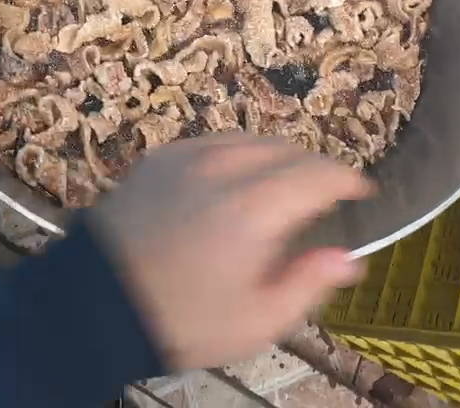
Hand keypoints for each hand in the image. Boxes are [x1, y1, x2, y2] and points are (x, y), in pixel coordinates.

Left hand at [90, 133, 372, 369]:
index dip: (346, 178)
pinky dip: (240, 154)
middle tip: (324, 195)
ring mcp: (190, 154)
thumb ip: (308, 283)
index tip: (361, 189)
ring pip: (253, 139)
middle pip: (288, 149)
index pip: (317, 173)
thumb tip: (349, 257)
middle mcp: (226, 166)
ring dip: (278, 156)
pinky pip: (217, 141)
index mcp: (254, 207)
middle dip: (314, 167)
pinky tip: (237, 179)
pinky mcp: (164, 154)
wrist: (98, 298)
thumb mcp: (256, 320)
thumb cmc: (184, 318)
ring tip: (284, 185)